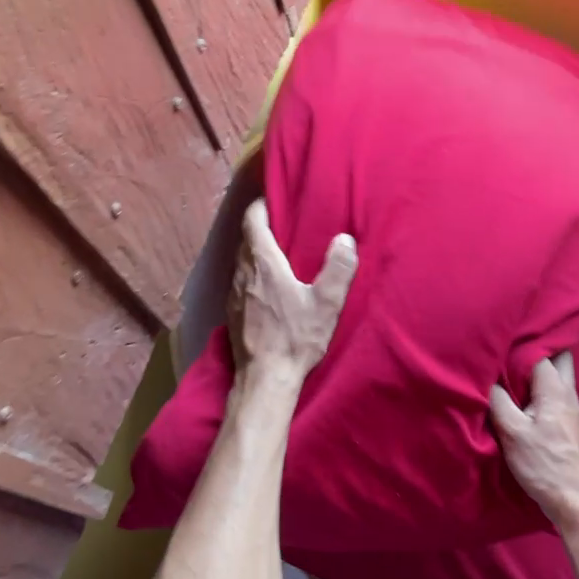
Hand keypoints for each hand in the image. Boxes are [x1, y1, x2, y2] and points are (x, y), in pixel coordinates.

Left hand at [227, 198, 356, 388]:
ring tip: (278, 256)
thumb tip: (345, 240)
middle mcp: (242, 273)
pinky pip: (241, 283)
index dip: (262, 206)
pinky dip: (253, 277)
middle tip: (284, 227)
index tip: (275, 200)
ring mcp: (233, 295)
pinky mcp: (232, 314)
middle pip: (246, 240)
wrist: (265, 378)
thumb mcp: (326, 304)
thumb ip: (338, 270)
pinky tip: (268, 290)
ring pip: (242, 263)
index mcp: (263, 263)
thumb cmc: (295, 339)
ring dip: (256, 255)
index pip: (253, 221)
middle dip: (262, 229)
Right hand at [490, 353, 578, 528]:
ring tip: (510, 364)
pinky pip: (552, 393)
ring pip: (556, 375)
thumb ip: (498, 401)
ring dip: (537, 368)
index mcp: (555, 388)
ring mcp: (570, 409)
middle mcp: (567, 392)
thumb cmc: (544, 465)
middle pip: (559, 357)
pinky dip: (537, 387)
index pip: (542, 349)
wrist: (575, 499)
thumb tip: (486, 377)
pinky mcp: (566, 424)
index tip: (503, 333)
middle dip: (538, 347)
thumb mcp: (512, 432)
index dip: (522, 340)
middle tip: (512, 344)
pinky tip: (520, 393)